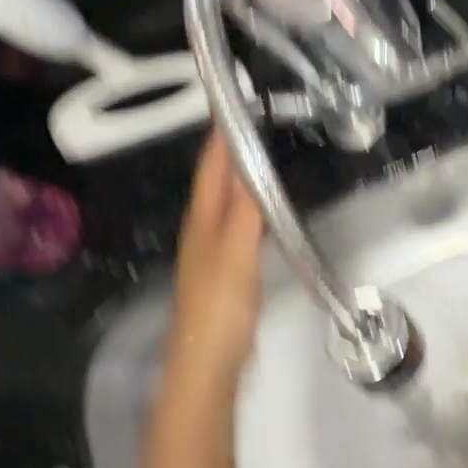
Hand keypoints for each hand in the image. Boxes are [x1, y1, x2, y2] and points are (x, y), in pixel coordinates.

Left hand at [170, 134, 266, 370]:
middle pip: (216, 182)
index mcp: (202, 222)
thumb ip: (245, 208)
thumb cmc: (219, 307)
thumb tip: (249, 161)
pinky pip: (239, 224)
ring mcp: (213, 252)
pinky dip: (251, 205)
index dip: (219, 136)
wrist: (206, 365)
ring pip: (226, 202)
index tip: (230, 101)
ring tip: (262, 153)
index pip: (211, 168)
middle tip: (253, 119)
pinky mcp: (227, 271)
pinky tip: (265, 208)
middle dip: (229, 150)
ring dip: (240, 177)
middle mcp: (203, 231)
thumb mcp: (236, 252)